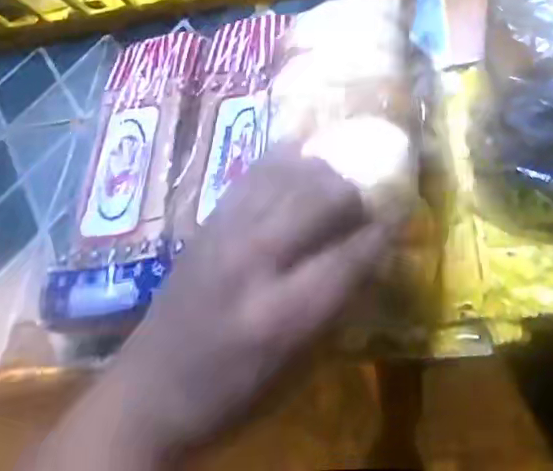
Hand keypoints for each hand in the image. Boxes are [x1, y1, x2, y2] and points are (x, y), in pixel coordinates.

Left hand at [36, 150, 394, 467]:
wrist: (148, 392)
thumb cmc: (235, 392)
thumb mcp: (300, 366)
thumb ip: (343, 302)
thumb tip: (380, 249)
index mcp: (282, 315)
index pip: (353, 254)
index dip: (385, 230)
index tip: (404, 214)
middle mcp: (256, 261)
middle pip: (326, 197)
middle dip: (359, 195)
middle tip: (371, 201)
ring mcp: (229, 231)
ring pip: (296, 174)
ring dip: (329, 173)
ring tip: (342, 182)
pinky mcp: (211, 217)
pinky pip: (260, 168)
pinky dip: (292, 159)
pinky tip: (308, 159)